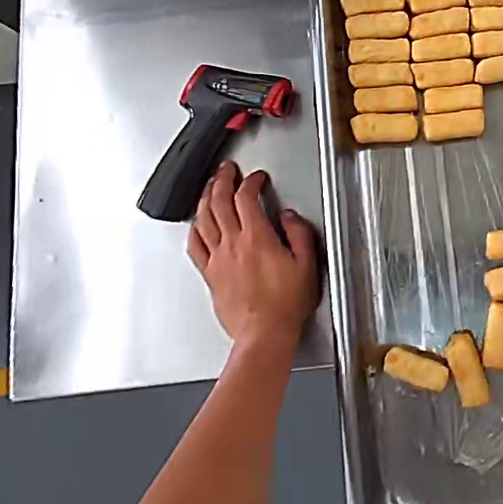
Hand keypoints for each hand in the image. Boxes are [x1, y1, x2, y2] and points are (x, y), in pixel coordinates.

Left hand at [187, 162, 318, 356]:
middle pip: (220, 202)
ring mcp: (218, 259)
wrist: (264, 333)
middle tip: (227, 170)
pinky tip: (198, 223)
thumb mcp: (307, 265)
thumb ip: (299, 234)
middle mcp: (233, 245)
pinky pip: (195, 245)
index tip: (258, 179)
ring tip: (211, 187)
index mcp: (258, 238)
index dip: (251, 182)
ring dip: (206, 198)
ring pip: (203, 219)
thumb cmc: (286, 304)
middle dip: (222, 180)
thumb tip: (289, 216)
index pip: (247, 198)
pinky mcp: (210, 275)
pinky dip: (195, 228)